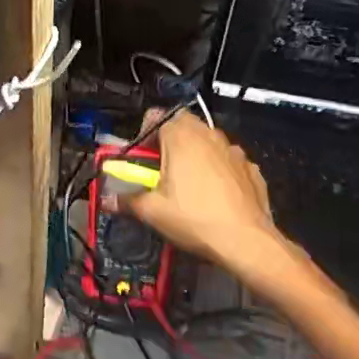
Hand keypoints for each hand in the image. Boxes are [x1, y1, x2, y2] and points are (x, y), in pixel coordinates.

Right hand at [124, 110, 304, 289]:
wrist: (247, 241)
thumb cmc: (194, 218)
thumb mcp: (153, 211)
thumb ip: (127, 200)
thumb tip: (107, 200)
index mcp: (181, 137)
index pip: (156, 116)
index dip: (144, 135)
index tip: (142, 159)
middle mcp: (209, 134)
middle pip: (182, 125)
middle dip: (169, 142)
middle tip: (161, 171)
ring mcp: (234, 150)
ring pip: (207, 142)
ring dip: (195, 154)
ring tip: (188, 185)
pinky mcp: (251, 168)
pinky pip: (227, 161)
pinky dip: (218, 170)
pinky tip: (216, 196)